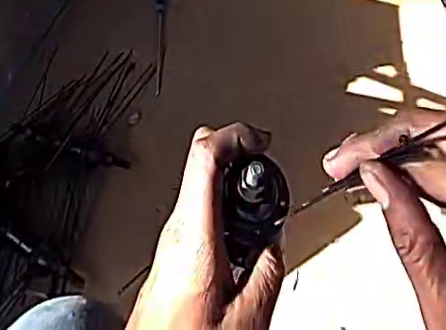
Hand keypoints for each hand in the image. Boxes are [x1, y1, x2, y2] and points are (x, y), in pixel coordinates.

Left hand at [127, 124, 285, 329]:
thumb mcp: (247, 318)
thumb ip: (267, 270)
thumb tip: (276, 241)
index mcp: (194, 233)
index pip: (206, 153)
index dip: (237, 134)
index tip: (261, 138)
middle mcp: (176, 228)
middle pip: (201, 158)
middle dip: (235, 150)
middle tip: (260, 158)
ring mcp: (169, 238)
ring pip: (199, 182)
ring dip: (229, 179)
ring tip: (254, 194)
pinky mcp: (170, 252)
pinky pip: (197, 208)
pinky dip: (221, 203)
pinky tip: (238, 228)